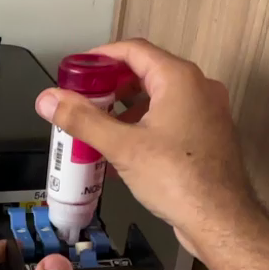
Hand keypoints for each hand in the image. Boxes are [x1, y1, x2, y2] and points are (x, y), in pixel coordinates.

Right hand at [36, 38, 262, 260]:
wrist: (220, 219)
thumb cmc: (178, 179)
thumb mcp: (122, 147)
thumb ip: (82, 120)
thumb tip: (48, 99)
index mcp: (179, 79)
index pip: (134, 50)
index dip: (101, 56)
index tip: (76, 70)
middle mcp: (198, 88)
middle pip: (146, 73)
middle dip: (111, 86)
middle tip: (82, 101)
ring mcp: (206, 113)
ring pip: (158, 100)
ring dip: (126, 110)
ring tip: (98, 129)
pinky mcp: (207, 137)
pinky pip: (170, 120)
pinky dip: (144, 127)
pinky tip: (123, 151)